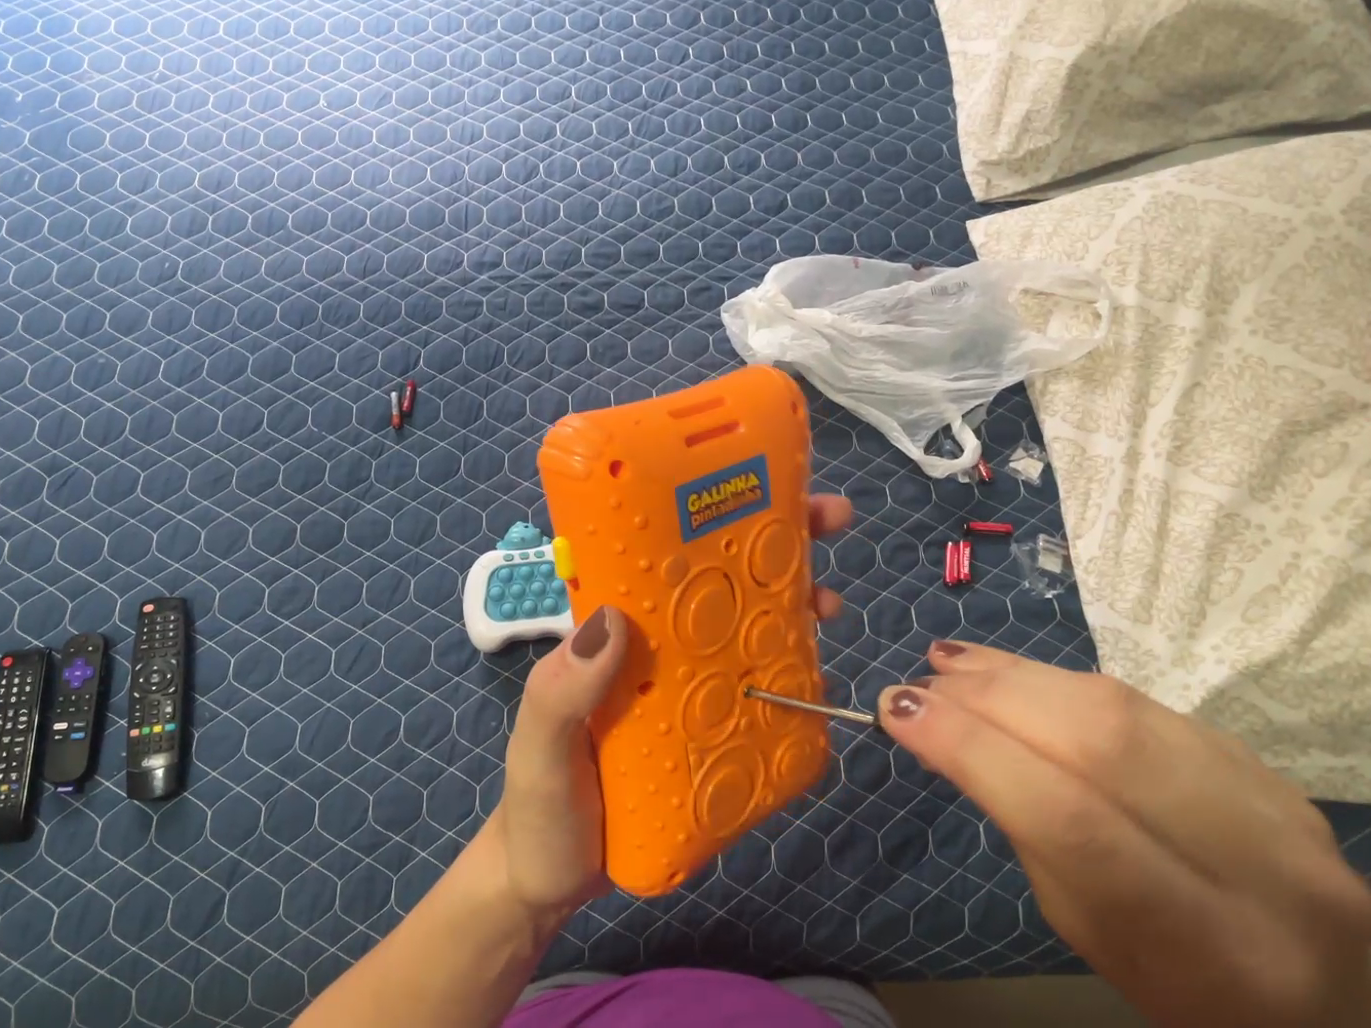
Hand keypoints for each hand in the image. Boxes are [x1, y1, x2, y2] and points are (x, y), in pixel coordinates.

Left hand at [489, 493, 854, 918]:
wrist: (554, 883)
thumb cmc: (539, 811)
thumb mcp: (540, 748)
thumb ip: (562, 693)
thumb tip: (612, 619)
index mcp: (606, 633)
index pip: (656, 555)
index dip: (705, 515)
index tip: (763, 488)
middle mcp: (648, 647)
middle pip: (712, 579)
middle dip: (771, 543)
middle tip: (829, 526)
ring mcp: (680, 688)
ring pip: (741, 627)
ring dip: (789, 602)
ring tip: (831, 603)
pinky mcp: (705, 730)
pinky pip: (752, 688)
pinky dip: (789, 670)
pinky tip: (819, 671)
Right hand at [877, 642, 1370, 1027]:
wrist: (1321, 992)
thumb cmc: (1172, 979)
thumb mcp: (1086, 930)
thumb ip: (1030, 828)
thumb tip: (946, 730)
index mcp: (1204, 941)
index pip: (1071, 820)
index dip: (974, 750)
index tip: (897, 710)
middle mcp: (1262, 867)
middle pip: (1102, 743)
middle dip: (993, 698)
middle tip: (922, 680)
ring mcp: (1278, 805)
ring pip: (1125, 708)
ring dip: (1021, 675)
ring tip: (954, 662)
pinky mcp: (1268, 763)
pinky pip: (1147, 704)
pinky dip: (1065, 682)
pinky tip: (1017, 674)